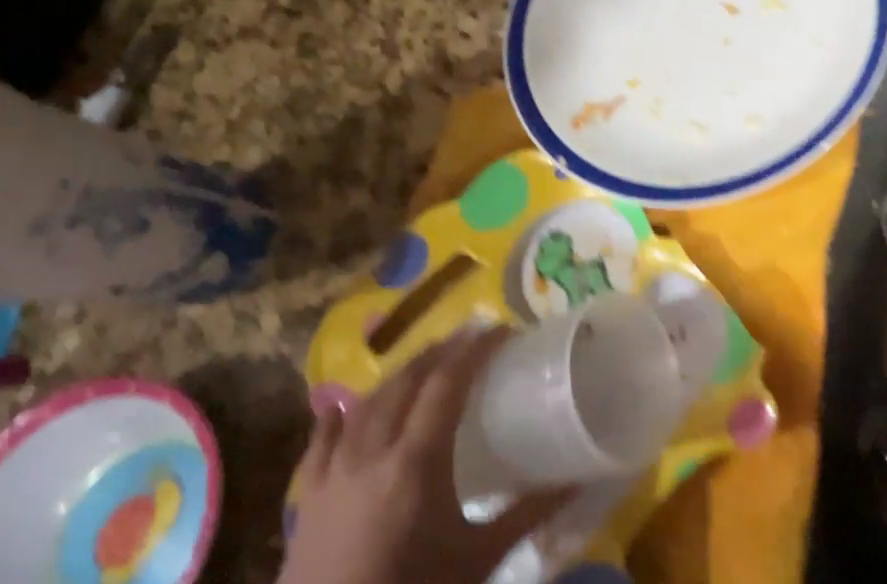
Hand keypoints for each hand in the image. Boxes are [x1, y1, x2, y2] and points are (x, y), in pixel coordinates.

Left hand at [279, 329, 574, 583]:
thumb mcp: (479, 556)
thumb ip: (527, 514)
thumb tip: (578, 482)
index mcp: (417, 462)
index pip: (448, 385)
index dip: (475, 351)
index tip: (502, 330)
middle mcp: (372, 454)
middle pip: (405, 383)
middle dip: (440, 352)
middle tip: (471, 336)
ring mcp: (333, 474)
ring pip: (365, 404)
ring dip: (398, 375)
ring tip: (425, 361)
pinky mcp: (308, 498)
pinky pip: (321, 442)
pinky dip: (337, 416)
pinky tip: (342, 404)